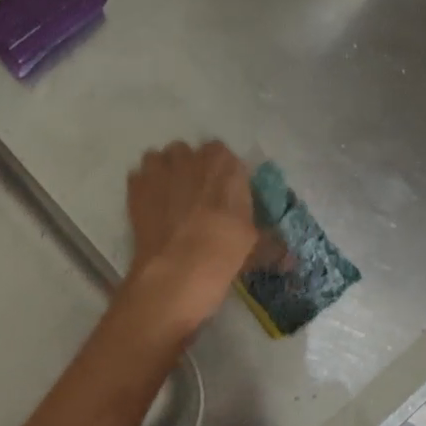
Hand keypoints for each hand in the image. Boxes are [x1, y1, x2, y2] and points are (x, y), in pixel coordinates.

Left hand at [123, 141, 256, 331]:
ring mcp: (160, 169)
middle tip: (195, 201)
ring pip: (161, 159)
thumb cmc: (223, 253)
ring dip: (164, 174)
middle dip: (191, 171)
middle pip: (190, 154)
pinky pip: (139, 177)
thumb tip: (290, 259)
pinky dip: (143, 188)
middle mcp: (192, 157)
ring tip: (168, 202)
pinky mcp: (135, 187)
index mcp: (226, 164)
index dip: (221, 175)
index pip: (224, 156)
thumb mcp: (254, 248)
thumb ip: (271, 245)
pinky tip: (149, 210)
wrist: (176, 271)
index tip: (221, 196)